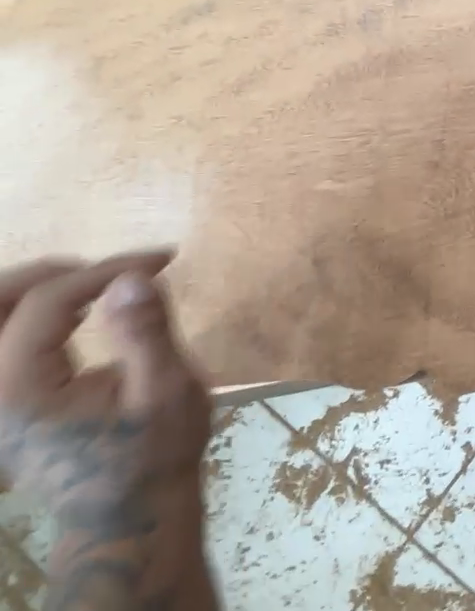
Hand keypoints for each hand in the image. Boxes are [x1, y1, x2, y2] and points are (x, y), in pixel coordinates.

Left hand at [0, 252, 215, 609]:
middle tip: (113, 265)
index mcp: (18, 388)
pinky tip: (72, 312)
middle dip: (47, 274)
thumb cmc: (154, 449)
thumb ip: (145, 333)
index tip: (165, 259)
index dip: (105, 270)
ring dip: (30, 292)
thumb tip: (132, 278)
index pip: (45, 304)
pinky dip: (26, 316)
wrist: (127, 507)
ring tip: (93, 281)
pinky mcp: (1, 402)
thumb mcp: (164, 389)